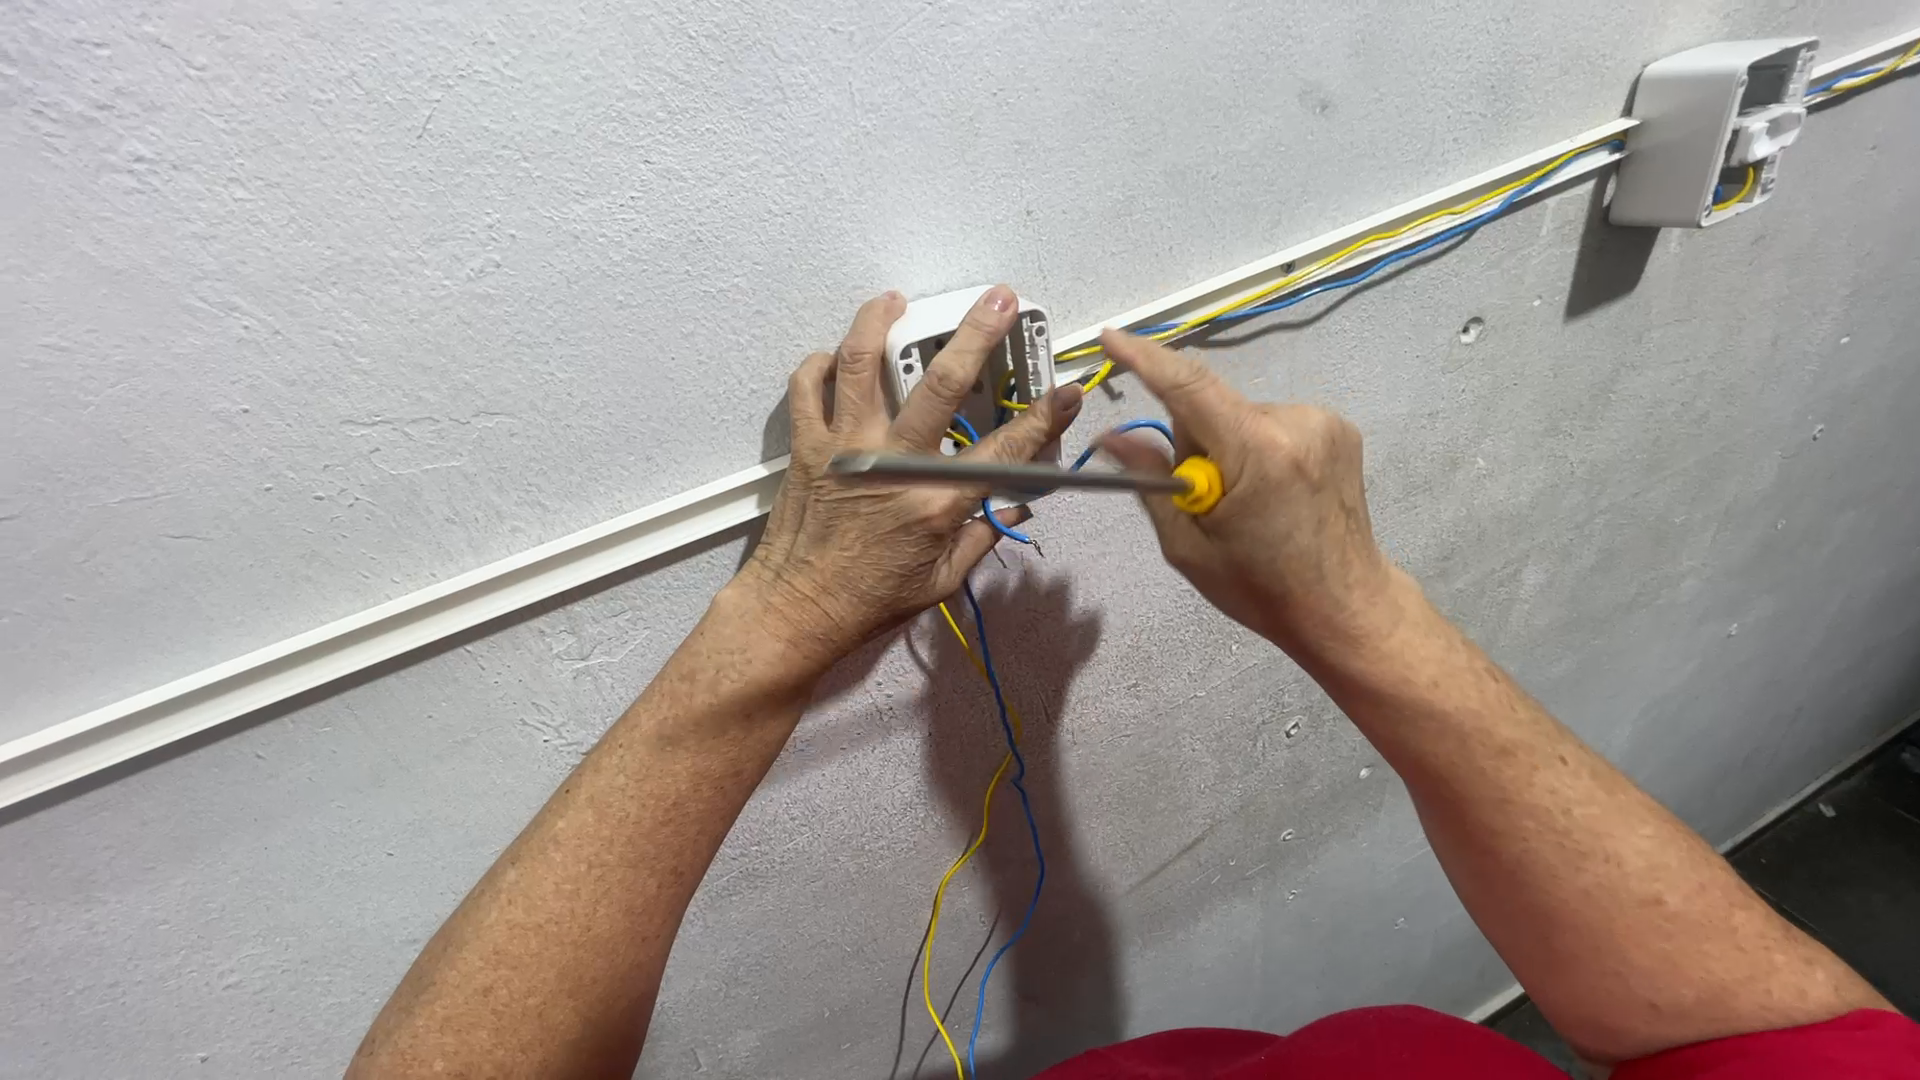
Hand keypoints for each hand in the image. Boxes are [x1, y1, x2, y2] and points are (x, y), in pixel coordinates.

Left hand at [730, 287, 1082, 675]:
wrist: (796, 610)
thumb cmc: (873, 601)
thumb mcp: (942, 580)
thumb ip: (983, 536)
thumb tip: (1018, 506)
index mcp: (935, 501)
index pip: (1003, 450)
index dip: (1042, 418)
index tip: (1067, 391)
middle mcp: (891, 463)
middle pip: (940, 384)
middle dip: (976, 334)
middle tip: (997, 298)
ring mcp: (843, 448)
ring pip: (860, 364)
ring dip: (879, 322)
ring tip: (895, 300)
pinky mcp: (806, 446)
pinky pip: (807, 387)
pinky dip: (820, 364)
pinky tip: (836, 357)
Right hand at [1096, 329, 1402, 661]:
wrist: (1344, 606)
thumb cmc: (1259, 587)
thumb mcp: (1186, 545)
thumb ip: (1150, 481)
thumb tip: (1110, 436)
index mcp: (1256, 453)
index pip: (1188, 387)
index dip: (1144, 359)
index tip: (1110, 338)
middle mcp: (1294, 422)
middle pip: (1210, 407)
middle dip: (1194, 443)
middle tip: (1205, 498)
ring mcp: (1322, 421)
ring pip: (1238, 416)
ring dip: (1226, 447)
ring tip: (1246, 502)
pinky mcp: (1337, 427)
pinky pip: (1268, 423)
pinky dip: (1253, 447)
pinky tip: (1271, 490)